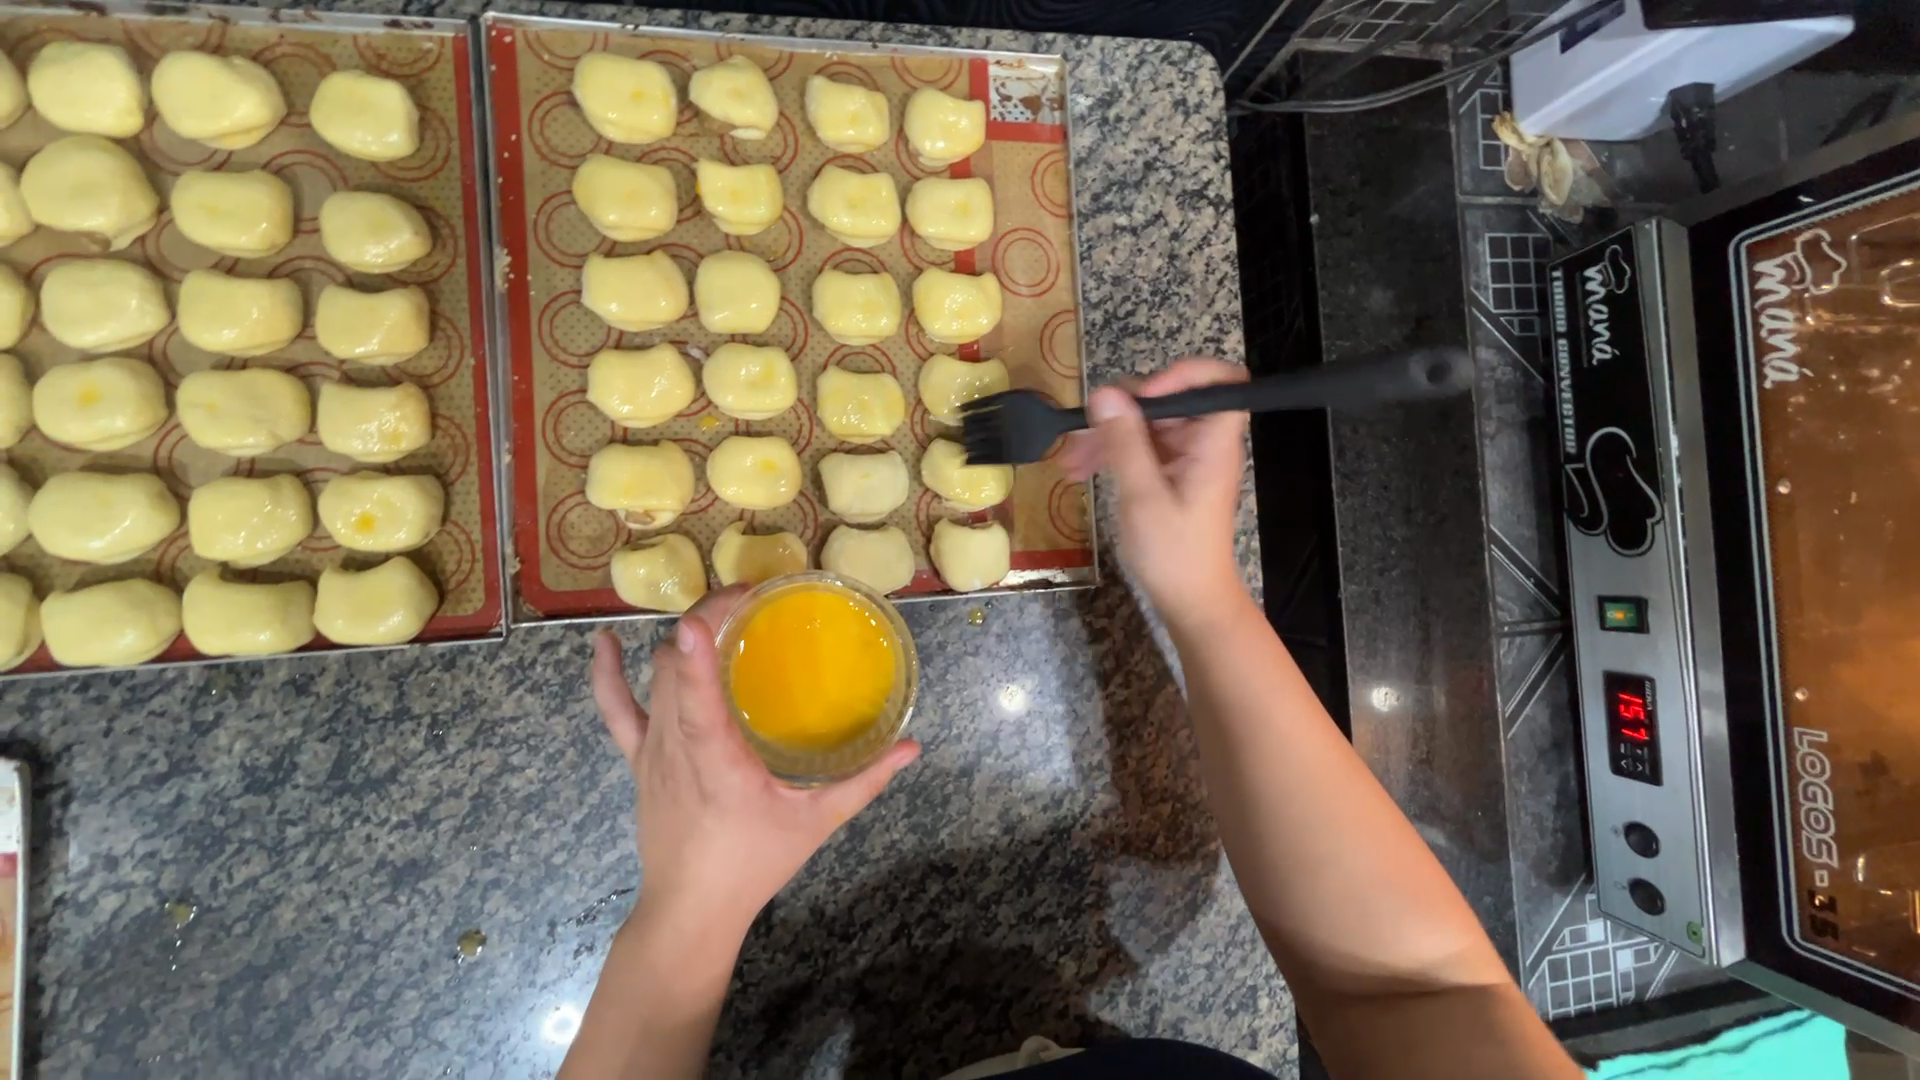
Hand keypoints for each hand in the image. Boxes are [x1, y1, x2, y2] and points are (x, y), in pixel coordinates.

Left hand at [590, 588, 921, 933]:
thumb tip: (913, 747)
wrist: (689, 911)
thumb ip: (865, 782)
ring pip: (652, 679)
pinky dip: (606, 674)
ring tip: (716, 613)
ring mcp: (649, 752)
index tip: (704, 615)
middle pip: (673, 671)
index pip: (697, 705)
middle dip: (704, 623)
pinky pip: (614, 710)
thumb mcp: (816, 823)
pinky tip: (605, 641)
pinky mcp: (637, 759)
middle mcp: (675, 750)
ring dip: (679, 641)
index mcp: (717, 765)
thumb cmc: (753, 864)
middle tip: (749, 601)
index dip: (695, 658)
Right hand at [1061, 357, 1250, 633]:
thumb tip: (1105, 393)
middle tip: (1084, 432)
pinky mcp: (1168, 473)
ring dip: (1107, 436)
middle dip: (1123, 411)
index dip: (1182, 375)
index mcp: (1212, 442)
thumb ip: (1124, 442)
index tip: (1142, 395)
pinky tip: (1080, 471)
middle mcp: (1202, 442)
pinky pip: (1139, 448)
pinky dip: (1111, 454)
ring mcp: (1185, 457)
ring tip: (1071, 461)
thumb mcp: (1143, 496)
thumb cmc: (1174, 553)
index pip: (1220, 381)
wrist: (1188, 600)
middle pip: (1169, 399)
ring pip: (1146, 424)